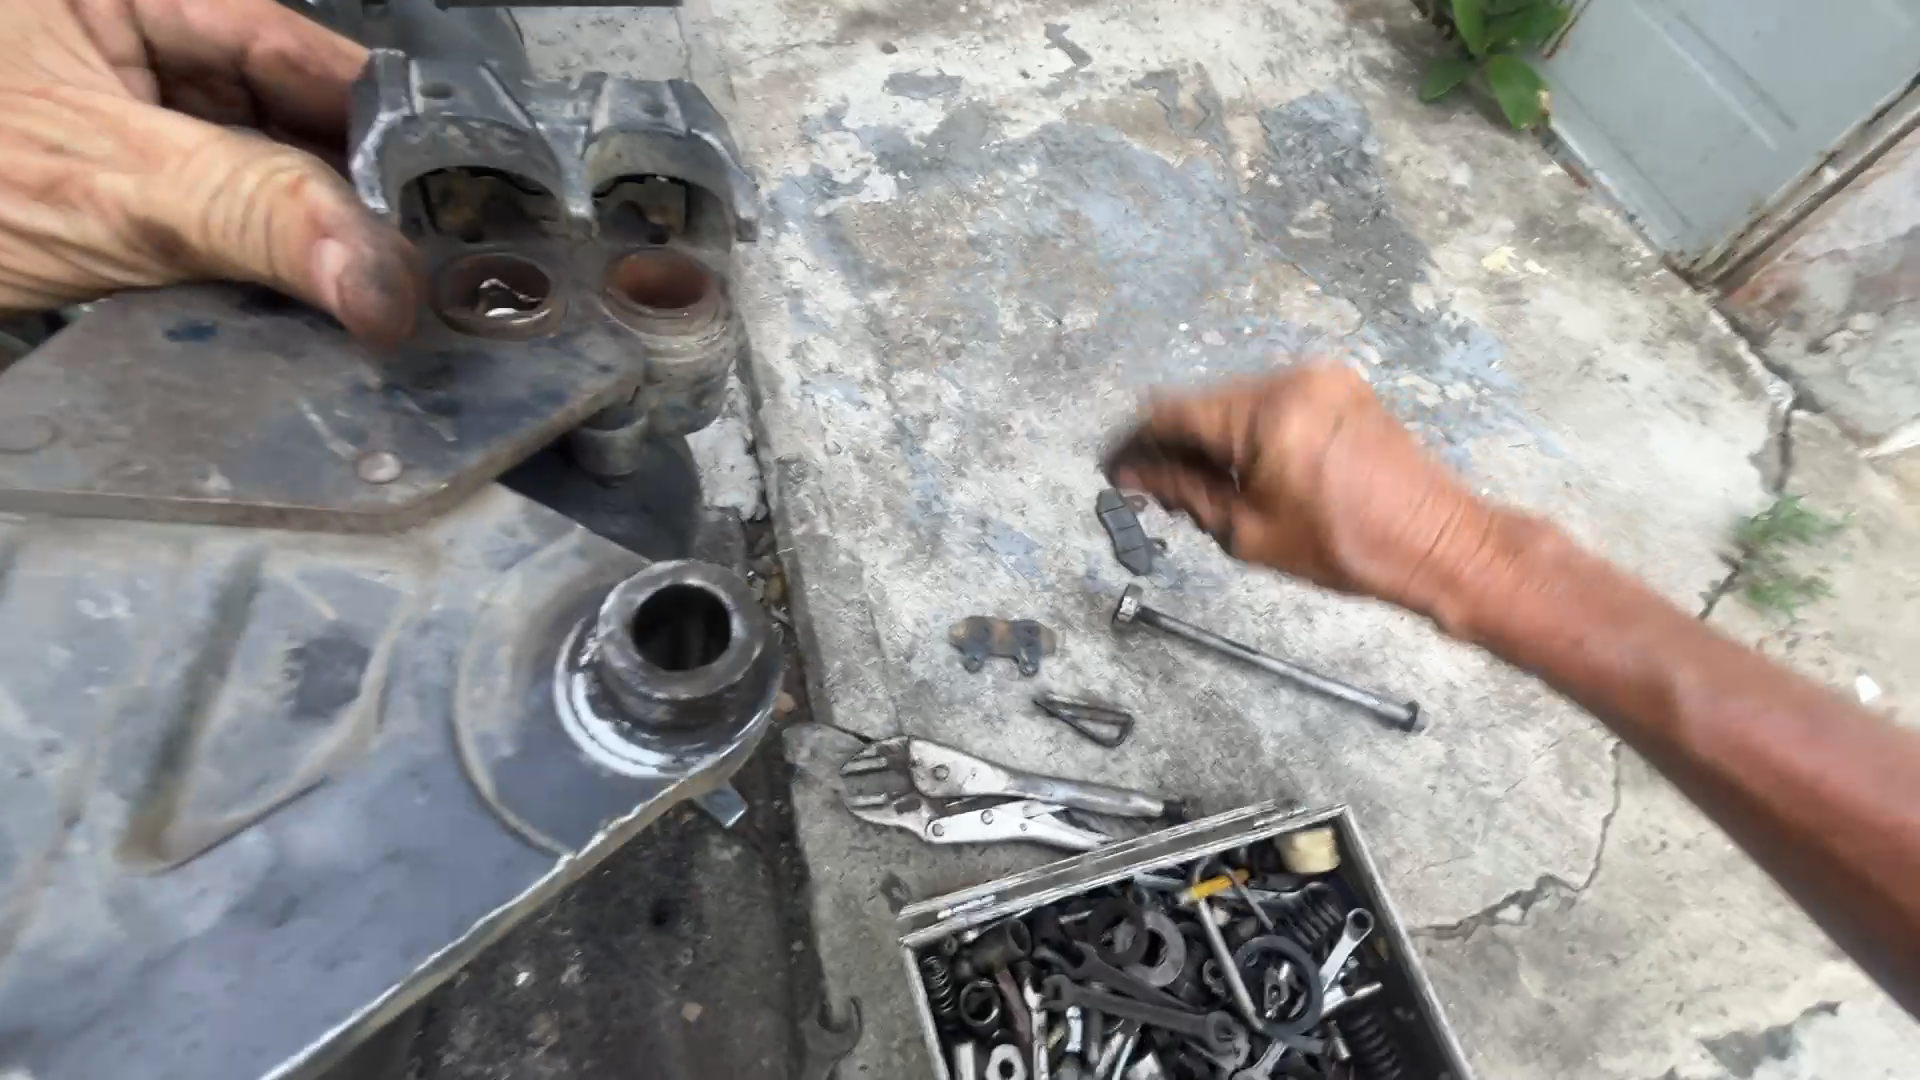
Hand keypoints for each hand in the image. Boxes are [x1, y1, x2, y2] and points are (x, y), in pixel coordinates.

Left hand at [0, 0, 415, 341]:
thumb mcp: (103, 181)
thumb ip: (263, 217)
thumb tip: (397, 291)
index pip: (320, 60)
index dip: (399, 141)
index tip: (462, 224)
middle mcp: (161, 46)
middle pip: (320, 124)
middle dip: (373, 204)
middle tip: (434, 280)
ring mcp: (167, 123)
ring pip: (301, 180)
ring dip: (343, 247)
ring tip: (394, 302)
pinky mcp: (166, 189)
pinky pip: (266, 225)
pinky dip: (303, 271)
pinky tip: (337, 308)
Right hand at [1104, 364, 1499, 618]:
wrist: (1442, 543)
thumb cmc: (1341, 548)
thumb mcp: (1248, 530)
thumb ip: (1184, 492)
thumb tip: (1133, 476)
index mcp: (1266, 412)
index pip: (1172, 412)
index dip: (1135, 441)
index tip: (1115, 469)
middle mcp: (1290, 377)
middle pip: (1202, 402)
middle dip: (1170, 443)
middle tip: (1153, 488)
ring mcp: (1320, 376)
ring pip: (1233, 401)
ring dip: (1206, 438)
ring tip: (1197, 485)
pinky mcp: (1338, 386)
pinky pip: (1268, 401)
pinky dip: (1243, 432)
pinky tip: (1239, 467)